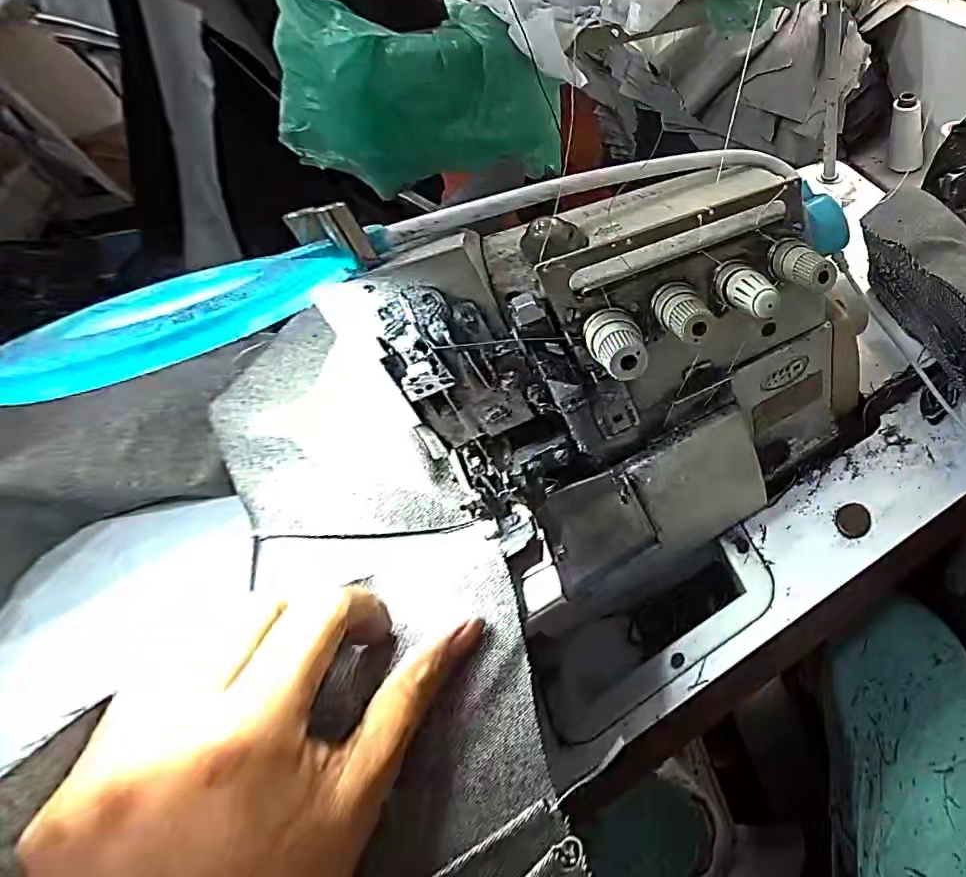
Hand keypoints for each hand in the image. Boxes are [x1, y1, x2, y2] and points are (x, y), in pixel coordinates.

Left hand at [18, 588, 482, 876]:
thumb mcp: (362, 784)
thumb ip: (410, 695)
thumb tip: (463, 632)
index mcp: (244, 733)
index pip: (314, 612)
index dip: (363, 609)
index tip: (375, 636)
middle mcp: (160, 737)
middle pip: (249, 612)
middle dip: (308, 619)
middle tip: (337, 651)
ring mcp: (98, 768)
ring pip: (186, 646)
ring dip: (247, 647)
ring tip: (280, 684)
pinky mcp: (62, 797)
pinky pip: (134, 701)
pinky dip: (192, 687)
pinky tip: (223, 720)